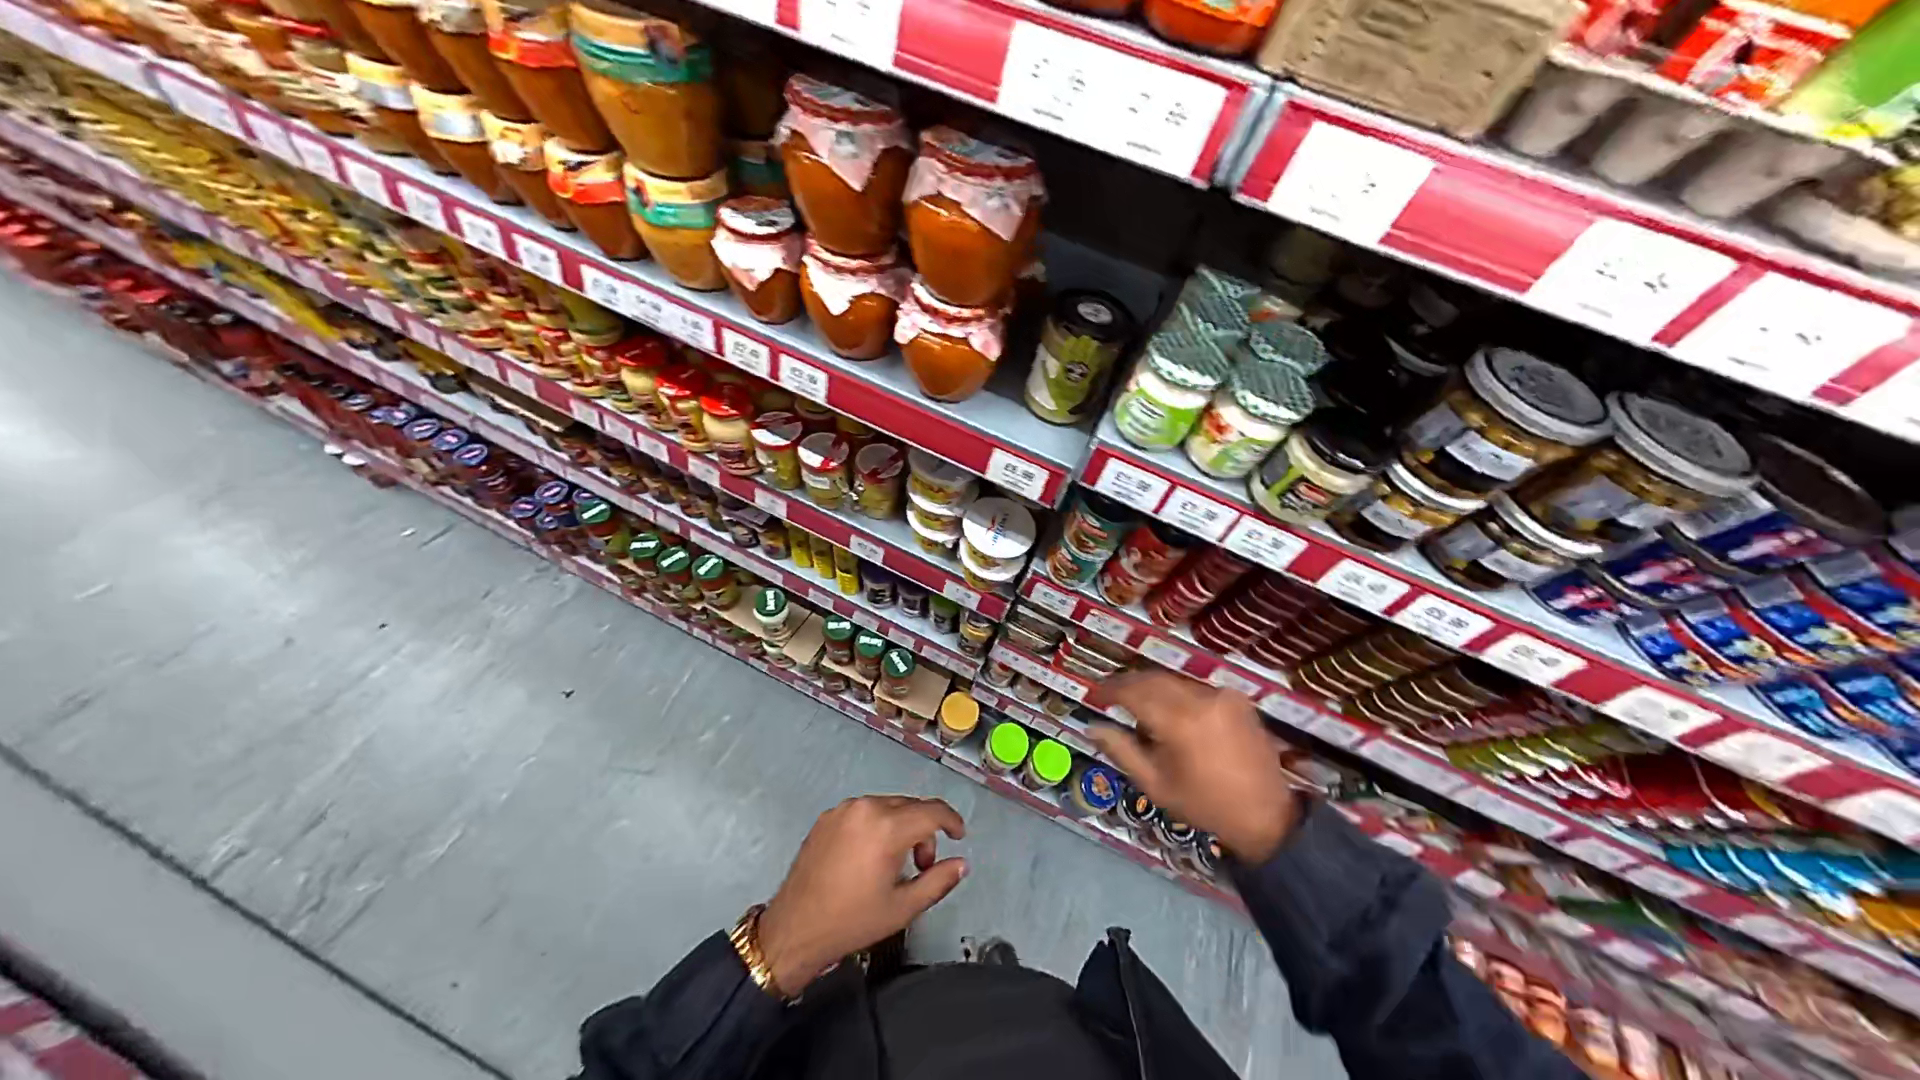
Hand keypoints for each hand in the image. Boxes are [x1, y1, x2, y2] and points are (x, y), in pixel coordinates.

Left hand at [756, 795, 967, 994]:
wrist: (796, 928)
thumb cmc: (852, 921)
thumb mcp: (904, 908)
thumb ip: (939, 881)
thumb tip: (961, 863)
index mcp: (887, 828)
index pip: (932, 811)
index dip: (952, 821)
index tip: (959, 836)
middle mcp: (866, 808)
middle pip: (910, 807)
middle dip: (924, 831)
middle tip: (922, 865)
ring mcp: (843, 810)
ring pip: (887, 807)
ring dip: (901, 827)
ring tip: (895, 864)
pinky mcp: (827, 817)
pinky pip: (864, 812)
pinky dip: (877, 826)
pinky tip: (870, 856)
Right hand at [1087, 672, 1301, 862]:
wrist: (1266, 815)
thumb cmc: (1204, 805)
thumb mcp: (1155, 785)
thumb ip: (1121, 751)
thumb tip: (1092, 727)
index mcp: (1178, 722)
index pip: (1133, 691)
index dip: (1110, 689)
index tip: (1096, 694)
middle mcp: (1201, 699)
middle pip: (1153, 679)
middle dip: (1129, 684)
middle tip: (1111, 695)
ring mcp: (1222, 696)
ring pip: (1175, 681)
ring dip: (1153, 688)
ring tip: (1139, 705)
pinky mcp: (1237, 699)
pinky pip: (1196, 688)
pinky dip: (1178, 694)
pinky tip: (1172, 712)